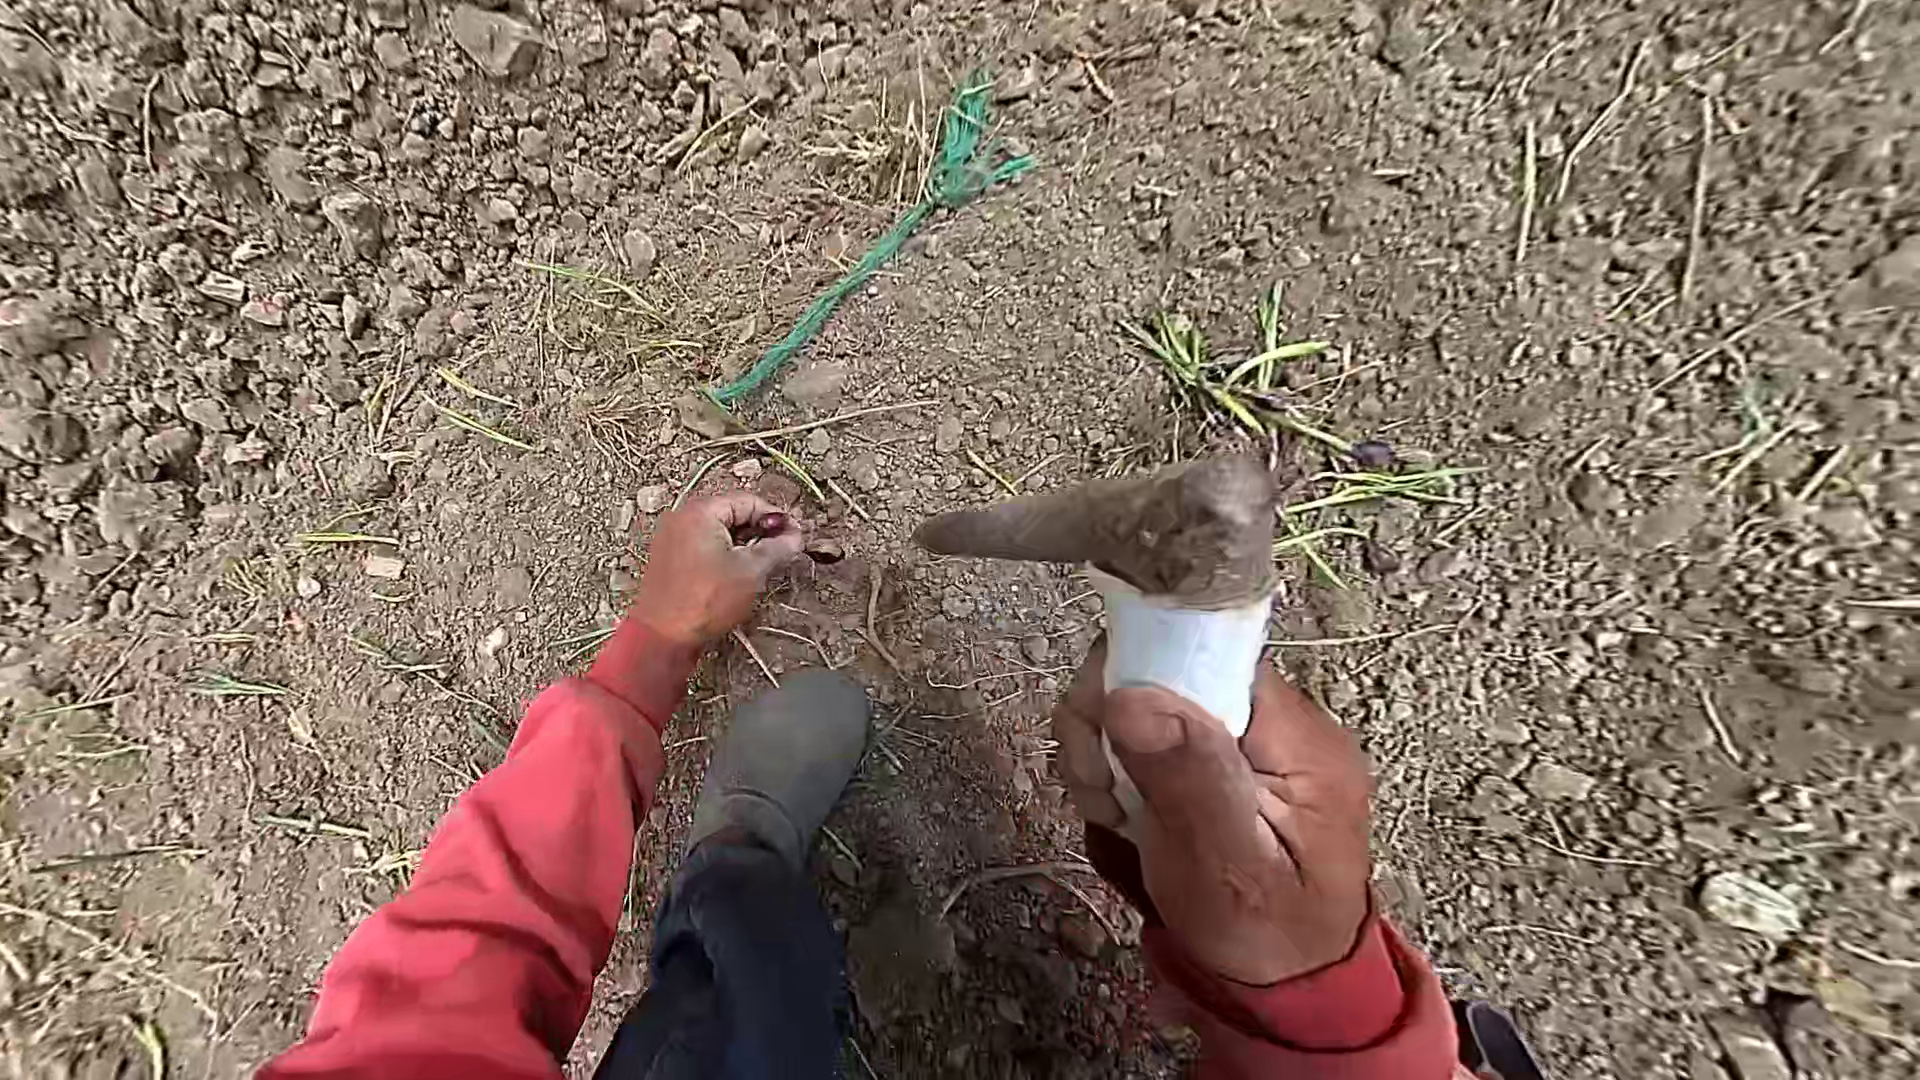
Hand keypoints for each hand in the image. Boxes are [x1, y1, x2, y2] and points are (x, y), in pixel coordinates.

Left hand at [631, 493, 807, 647]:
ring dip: (746, 543)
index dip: (777, 518)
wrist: (663, 636)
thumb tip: (796, 536)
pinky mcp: (670, 557)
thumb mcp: (751, 570)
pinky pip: (706, 544)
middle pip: (734, 513)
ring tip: (763, 564)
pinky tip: (739, 572)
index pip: (749, 501)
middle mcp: (682, 517)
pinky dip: (727, 552)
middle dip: (762, 531)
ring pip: (721, 530)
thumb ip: (778, 547)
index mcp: (701, 512)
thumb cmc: (707, 599)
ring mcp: (673, 537)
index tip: (795, 536)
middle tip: (782, 550)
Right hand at [1053, 640, 1373, 984]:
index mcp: (1295, 736)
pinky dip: (1105, 760)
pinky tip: (1114, 804)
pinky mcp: (1200, 747)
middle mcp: (1266, 717)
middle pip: (1156, 666)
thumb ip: (1191, 783)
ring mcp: (1230, 731)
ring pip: (1131, 694)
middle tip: (1100, 785)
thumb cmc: (1262, 935)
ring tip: (1108, 806)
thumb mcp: (1228, 870)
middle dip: (1106, 721)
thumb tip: (1133, 698)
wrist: (1280, 983)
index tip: (1103, 730)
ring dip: (1098, 747)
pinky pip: (1131, 725)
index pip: (1204, 650)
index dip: (1138, 672)